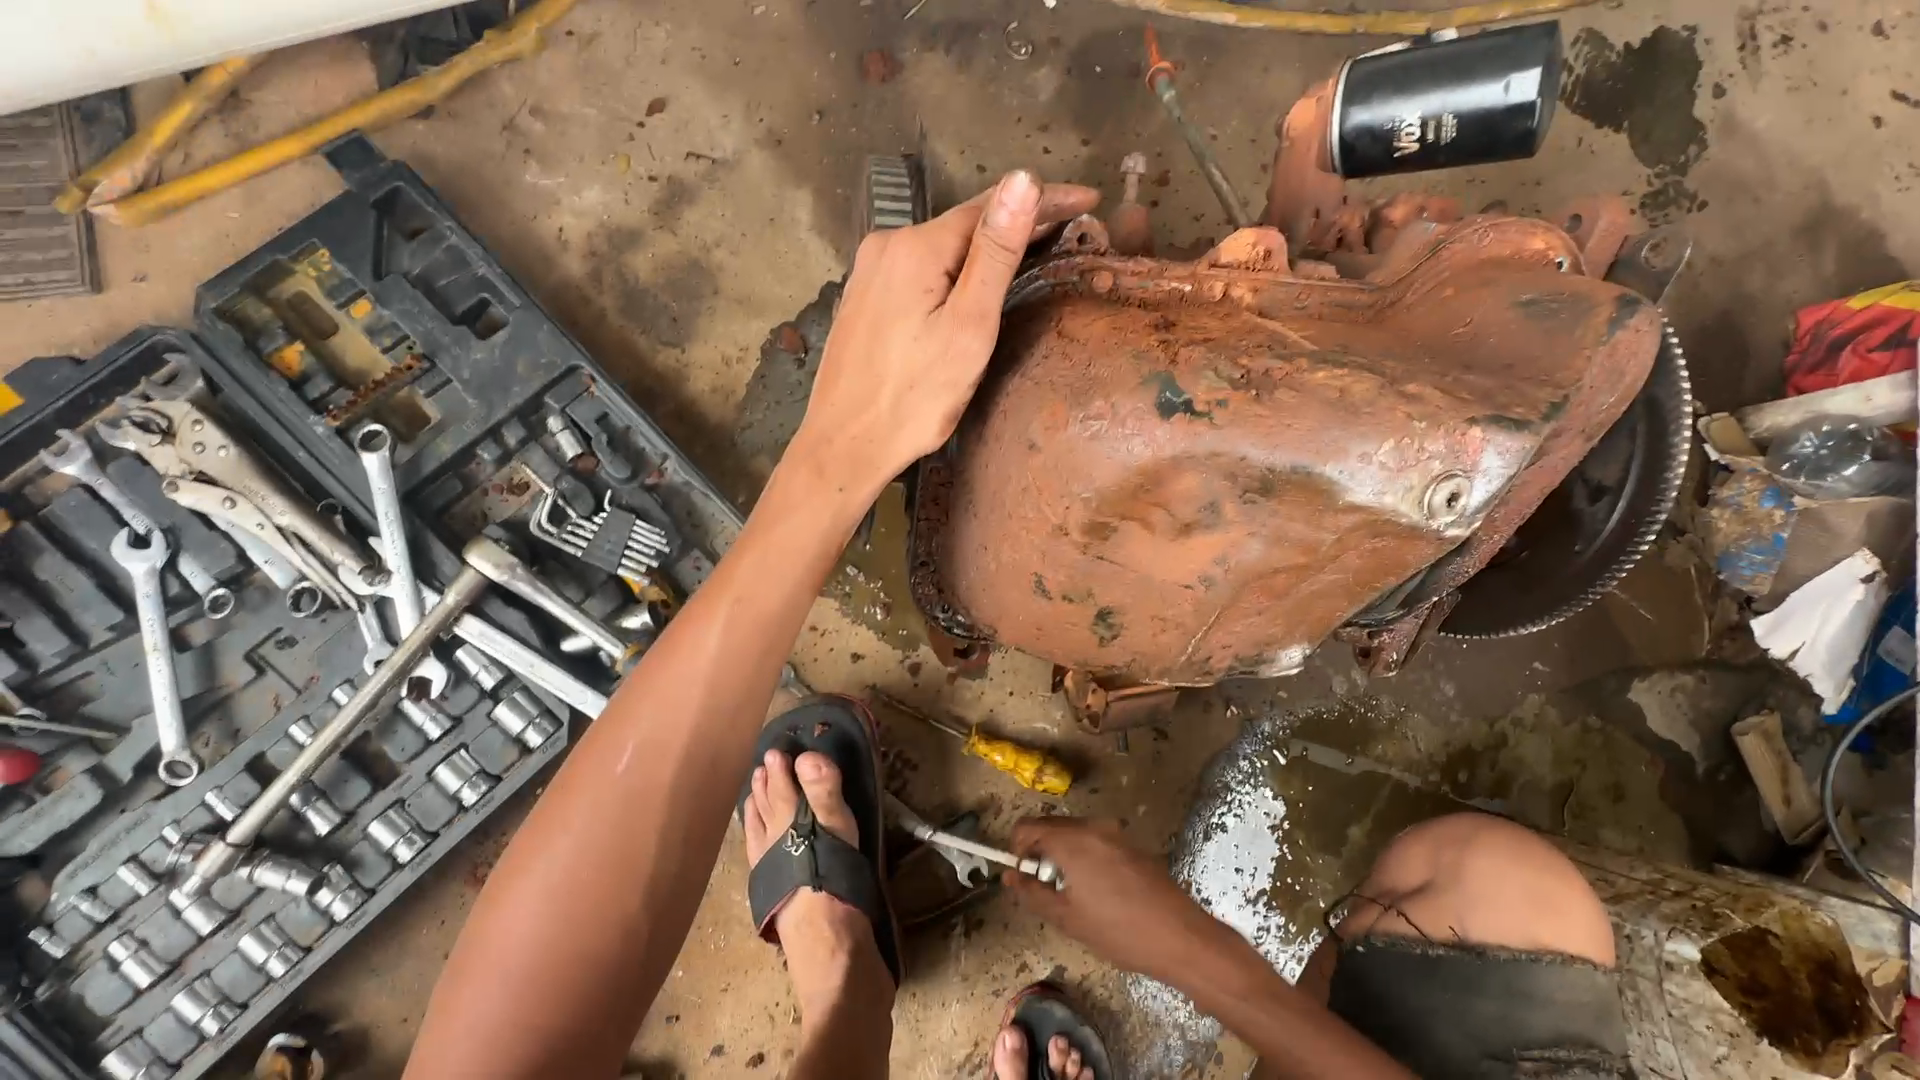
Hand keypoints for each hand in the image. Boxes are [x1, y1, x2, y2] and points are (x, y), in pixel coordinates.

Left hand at [787, 170, 1100, 496]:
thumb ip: (995, 255)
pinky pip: (921, 269)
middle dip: (1017, 222)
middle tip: (1072, 226)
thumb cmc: (913, 398)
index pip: (991, 204)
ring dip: (986, 245)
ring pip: (942, 246)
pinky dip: (955, 268)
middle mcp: (887, 246)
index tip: (1089, 200)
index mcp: (915, 247)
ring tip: (1035, 249)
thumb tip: (1024, 180)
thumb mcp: (967, 327)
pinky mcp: (864, 298)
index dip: (1045, 200)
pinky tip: (974, 280)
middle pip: (965, 223)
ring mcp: (870, 272)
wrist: (844, 445)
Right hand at [1004, 817, 1233, 982]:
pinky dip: (1086, 858)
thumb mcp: (1067, 918)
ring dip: (1063, 856)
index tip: (1023, 876)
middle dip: (1040, 853)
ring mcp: (1116, 833)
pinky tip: (1100, 894)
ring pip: (1074, 834)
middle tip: (1046, 890)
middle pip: (1050, 826)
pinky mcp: (1133, 845)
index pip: (1027, 826)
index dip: (1017, 849)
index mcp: (1073, 840)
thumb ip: (1032, 892)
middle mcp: (1093, 827)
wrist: (1181, 936)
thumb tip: (1009, 875)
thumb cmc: (1119, 930)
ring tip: (1073, 896)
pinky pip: (1096, 841)